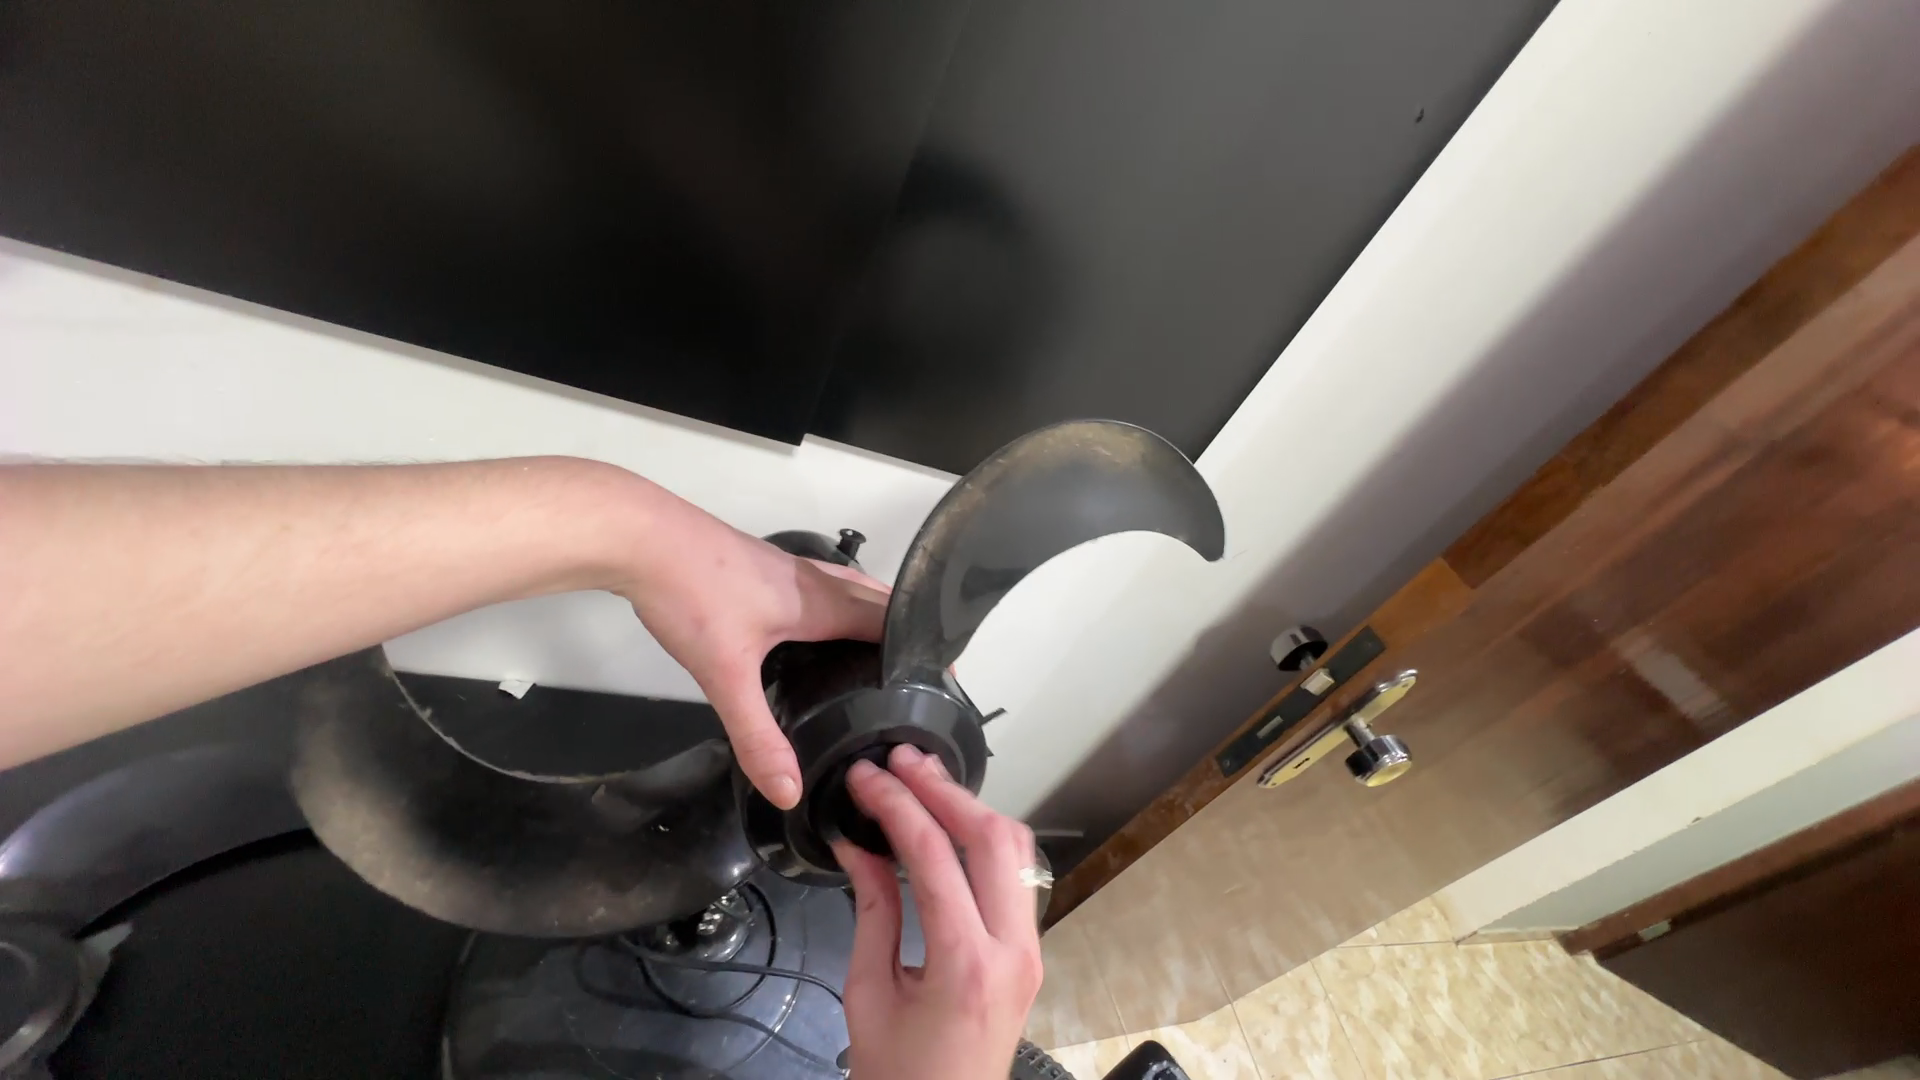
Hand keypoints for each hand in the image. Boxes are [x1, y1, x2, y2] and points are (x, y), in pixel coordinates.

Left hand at [610, 498, 889, 809]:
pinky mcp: (763, 564)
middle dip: (905, 625)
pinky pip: (821, 582)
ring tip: (883, 640)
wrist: (643, 537)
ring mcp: (787, 567)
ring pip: (850, 584)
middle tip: (920, 659)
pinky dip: (840, 600)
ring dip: (875, 607)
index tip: (946, 668)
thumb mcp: (725, 675)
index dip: (919, 642)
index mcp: (820, 603)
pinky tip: (816, 624)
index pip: (889, 618)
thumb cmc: (691, 597)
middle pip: (878, 596)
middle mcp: (813, 580)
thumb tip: (789, 789)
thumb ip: (757, 734)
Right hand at [833, 744, 1043, 1079]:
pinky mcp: (1028, 949)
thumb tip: (859, 845)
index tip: (867, 779)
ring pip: (1014, 847)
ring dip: (969, 804)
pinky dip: (982, 835)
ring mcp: (1030, 949)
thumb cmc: (900, 1079)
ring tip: (924, 777)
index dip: (895, 804)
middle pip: (990, 837)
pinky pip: (1013, 872)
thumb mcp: (868, 993)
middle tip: (901, 760)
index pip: (931, 856)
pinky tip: (950, 819)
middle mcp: (1012, 950)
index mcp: (965, 966)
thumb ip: (871, 909)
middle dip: (943, 787)